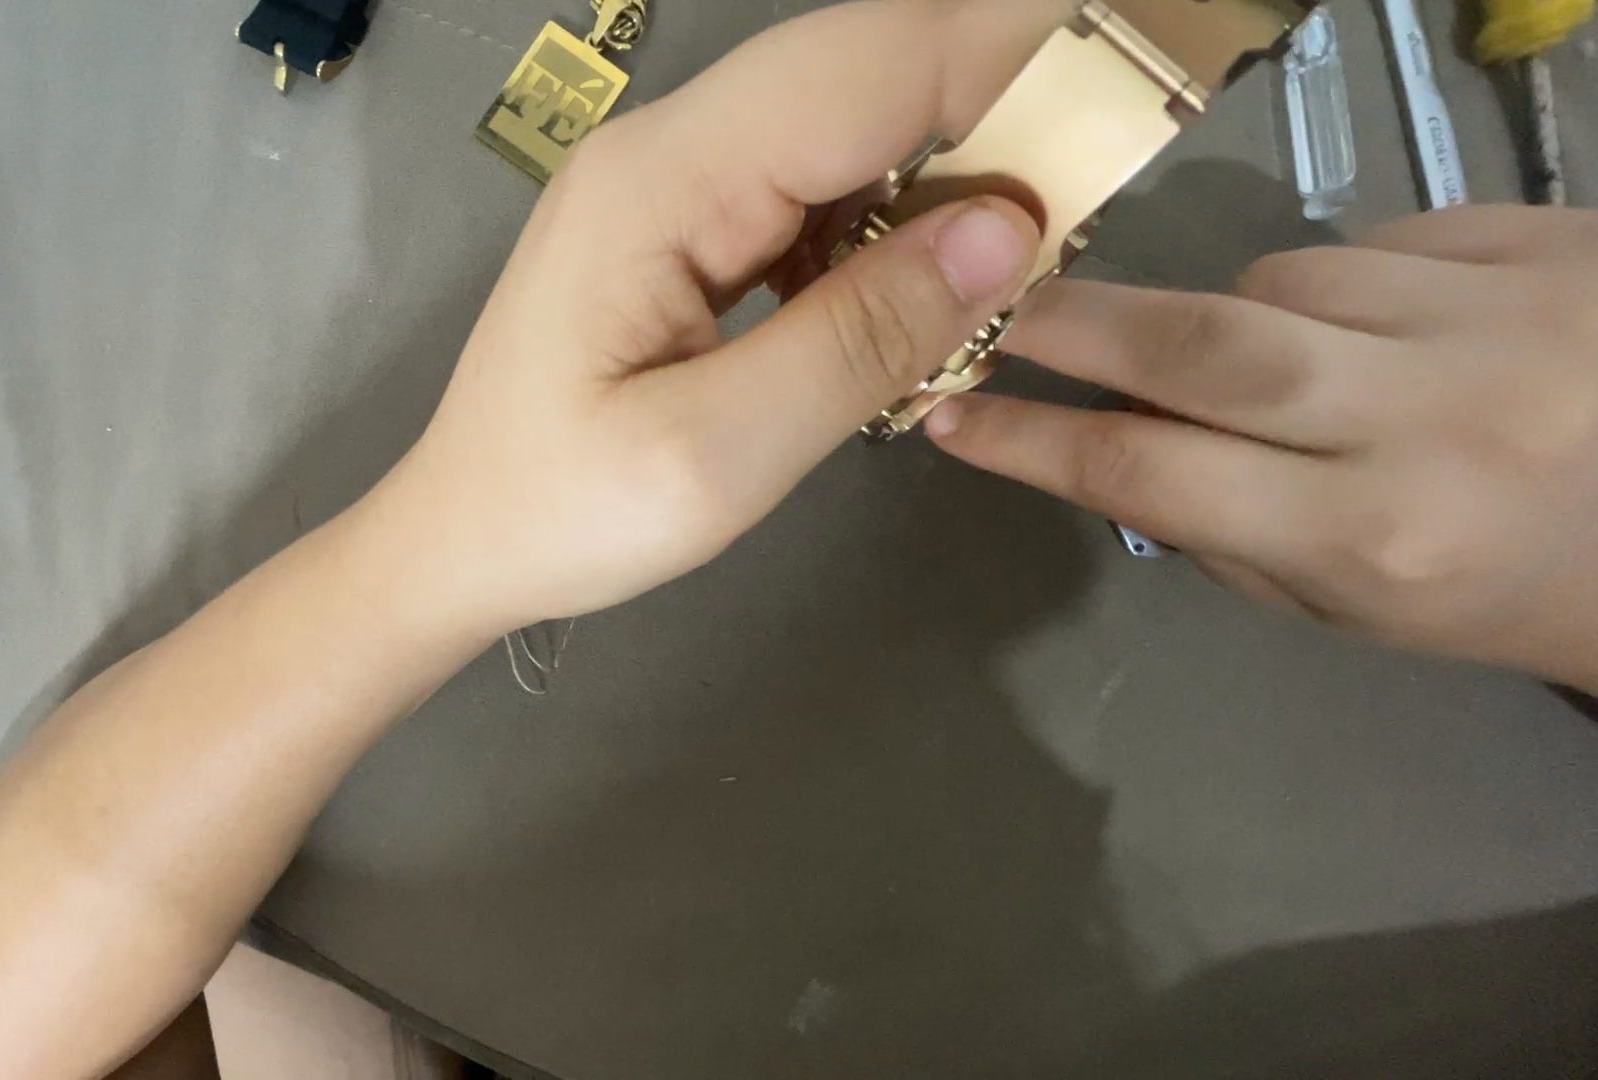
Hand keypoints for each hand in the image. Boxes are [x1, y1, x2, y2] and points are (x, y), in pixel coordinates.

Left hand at [376, 0, 1053, 633]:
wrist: (461, 540)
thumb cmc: (564, 513)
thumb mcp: (718, 450)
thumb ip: (859, 340)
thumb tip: (1007, 236)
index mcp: (663, 181)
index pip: (873, 63)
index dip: (1019, 61)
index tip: (1136, 104)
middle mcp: (663, 156)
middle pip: (860, 83)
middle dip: (987, 130)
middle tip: (1072, 222)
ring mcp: (663, 198)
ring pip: (838, 146)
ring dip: (928, 201)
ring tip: (981, 294)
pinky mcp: (670, 247)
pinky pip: (798, 209)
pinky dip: (867, 248)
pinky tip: (886, 317)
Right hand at [928, 206, 1597, 693]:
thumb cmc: (1483, 589)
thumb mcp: (1325, 596)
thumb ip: (1204, 515)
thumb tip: (1108, 426)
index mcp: (1360, 536)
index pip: (1136, 470)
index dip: (1022, 439)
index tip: (945, 415)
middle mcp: (1427, 422)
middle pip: (1194, 346)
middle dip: (1072, 324)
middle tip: (1002, 313)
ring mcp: (1506, 316)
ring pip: (1275, 283)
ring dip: (1228, 318)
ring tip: (1278, 364)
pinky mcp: (1557, 240)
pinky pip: (1370, 243)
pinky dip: (1329, 285)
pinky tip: (1377, 327)